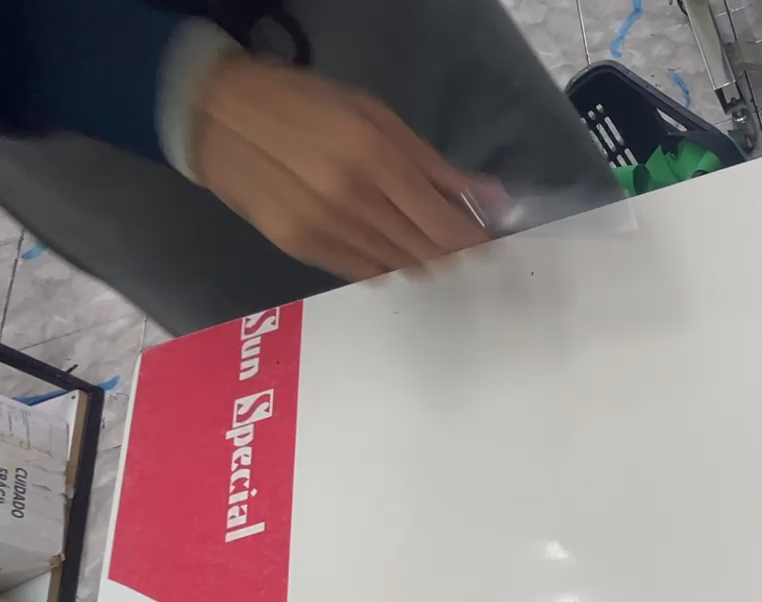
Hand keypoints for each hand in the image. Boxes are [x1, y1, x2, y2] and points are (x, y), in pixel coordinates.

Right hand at [192, 55, 494, 280]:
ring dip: (424, 262)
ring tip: (420, 241)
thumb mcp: (375, 117)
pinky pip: (368, 273)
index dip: (478, 246)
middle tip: (460, 246)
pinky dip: (388, 265)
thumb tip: (495, 200)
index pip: (450, 229)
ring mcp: (325, 229)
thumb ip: (438, 167)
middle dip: (456, 256)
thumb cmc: (303, 104)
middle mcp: (353, 201)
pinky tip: (383, 244)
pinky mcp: (302, 247)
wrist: (202, 108)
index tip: (493, 248)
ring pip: (405, 269)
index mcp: (376, 161)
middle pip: (433, 255)